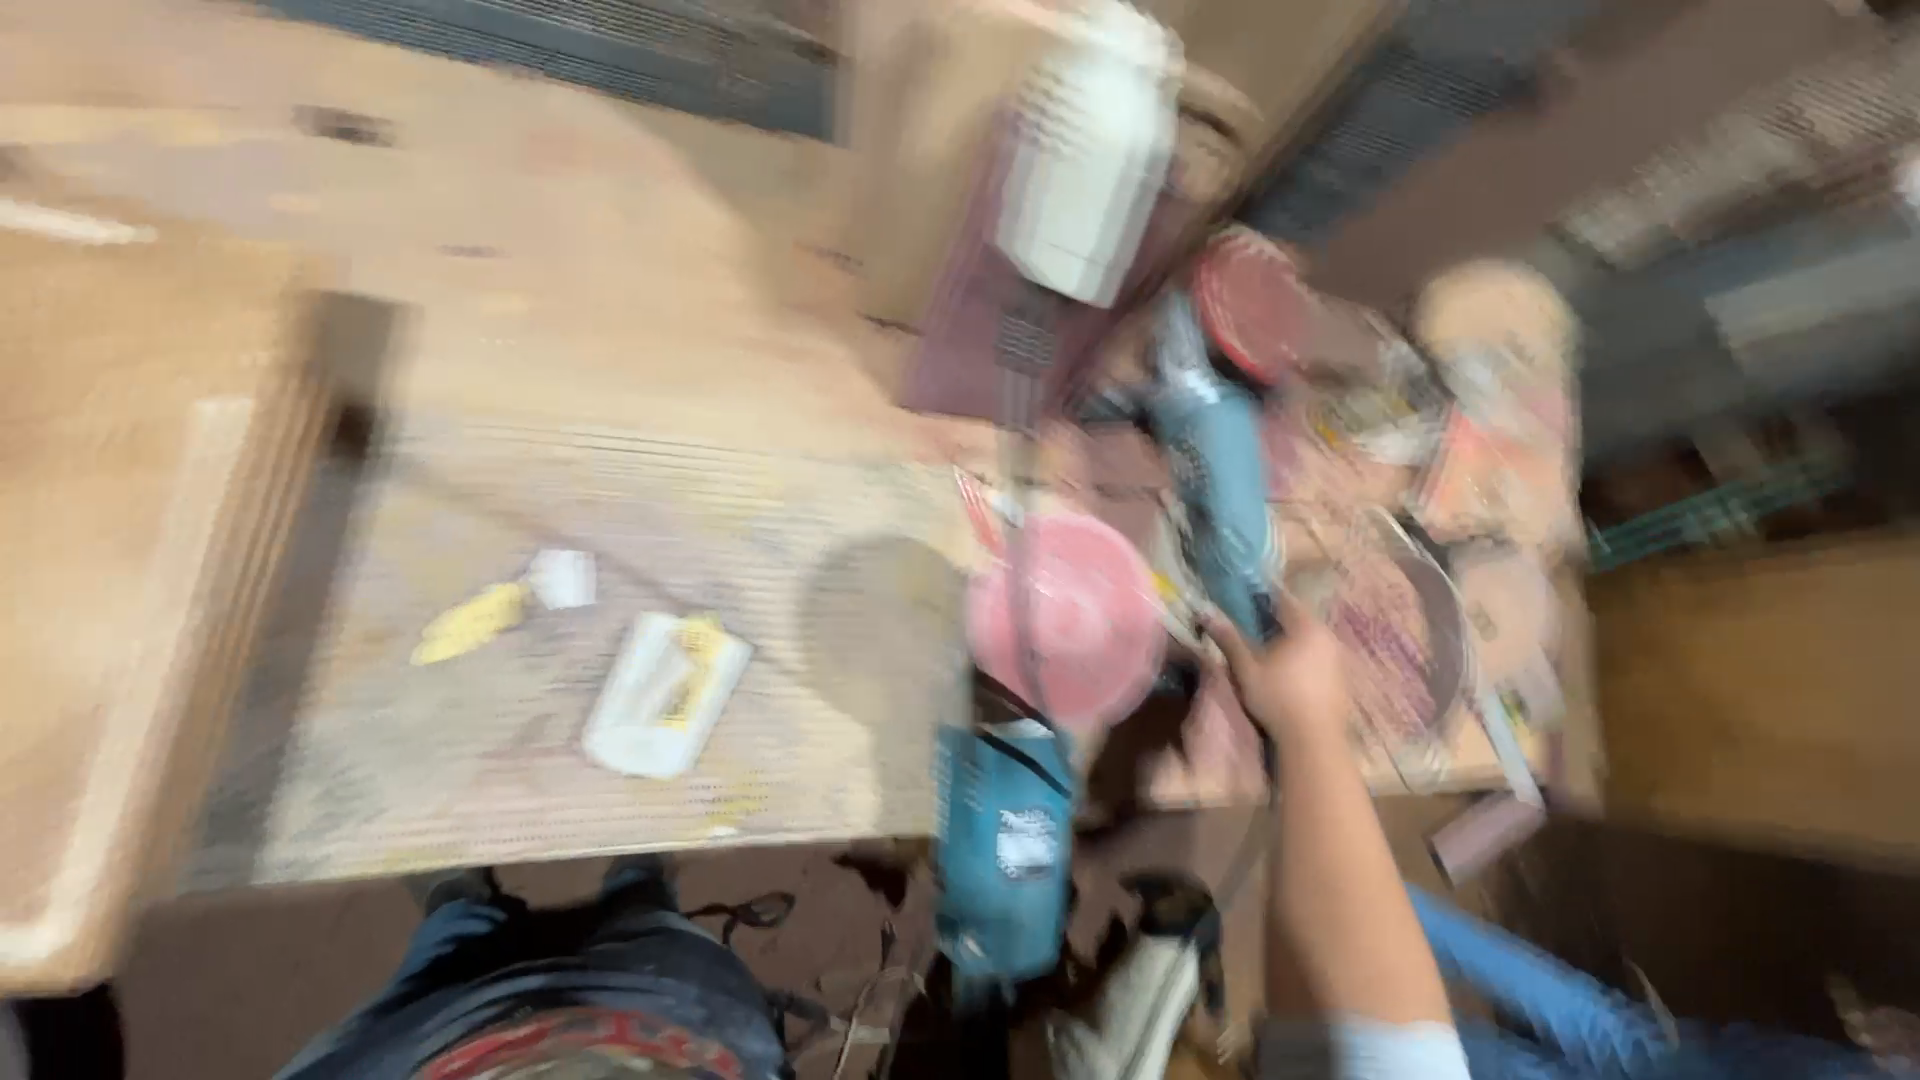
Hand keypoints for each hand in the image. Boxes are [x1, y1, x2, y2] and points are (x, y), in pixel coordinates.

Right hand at [1202, 595, 1347, 742]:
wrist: (1314, 740)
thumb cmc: (1277, 698)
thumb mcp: (1246, 668)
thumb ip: (1228, 638)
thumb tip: (1204, 612)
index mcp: (1305, 627)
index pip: (1283, 598)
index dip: (1262, 595)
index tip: (1243, 596)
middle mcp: (1327, 636)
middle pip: (1299, 617)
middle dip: (1276, 617)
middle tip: (1252, 621)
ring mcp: (1338, 657)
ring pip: (1310, 637)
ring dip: (1290, 637)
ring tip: (1268, 646)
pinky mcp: (1342, 677)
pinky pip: (1319, 655)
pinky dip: (1303, 655)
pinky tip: (1288, 669)